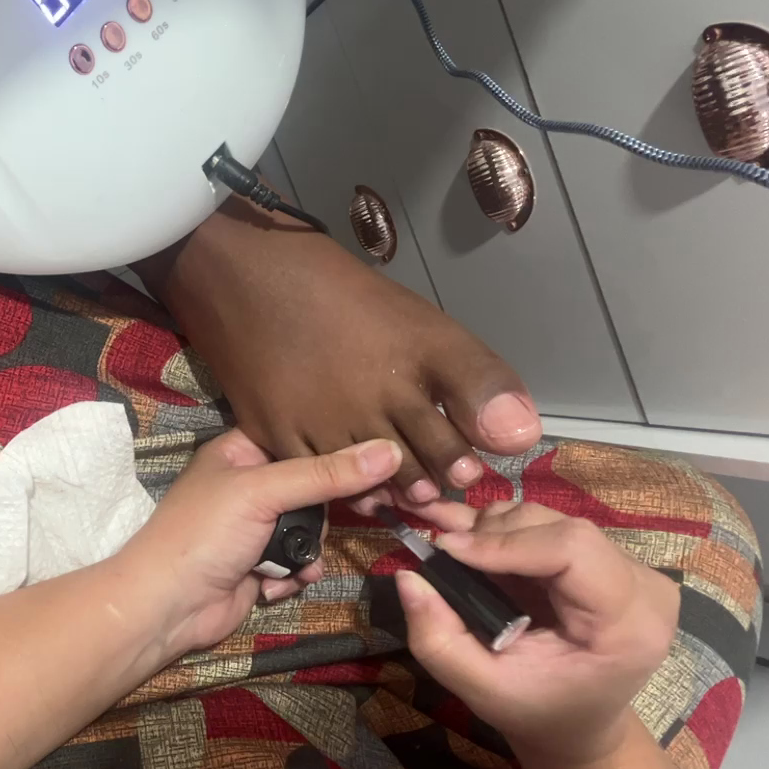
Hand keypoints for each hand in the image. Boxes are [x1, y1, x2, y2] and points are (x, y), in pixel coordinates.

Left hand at [116, 429, 400, 658]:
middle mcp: (250, 483)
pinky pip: (300, 562)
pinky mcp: (261, 563)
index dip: (342, 449)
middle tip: (370, 511)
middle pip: (314, 485)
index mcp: (240, 450)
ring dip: (309, 549)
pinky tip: (281, 583)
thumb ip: (325, 473)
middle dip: (330, 508)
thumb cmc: (204, 533)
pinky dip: (296, 574)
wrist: (167, 605)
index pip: (302, 436)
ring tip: (298, 561)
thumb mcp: (262, 492)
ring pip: (311, 528)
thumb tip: (392, 450)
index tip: (388, 460)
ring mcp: (255, 526)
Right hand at [133, 198, 540, 511]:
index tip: (470, 466)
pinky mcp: (279, 432)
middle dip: (439, 478)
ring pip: (376, 478)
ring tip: (406, 490)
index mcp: (419, 358)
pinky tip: (357, 489)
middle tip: (442, 487)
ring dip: (397, 487)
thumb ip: (473, 378)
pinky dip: (345, 489)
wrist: (244, 278)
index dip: (472, 459)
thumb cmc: (335, 291)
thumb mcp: (419, 321)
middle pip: (423, 462)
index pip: (467, 435)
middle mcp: (376, 394)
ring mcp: (324, 418)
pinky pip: (321, 480)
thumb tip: (523, 440)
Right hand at [393, 499, 678, 767]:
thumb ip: (438, 638)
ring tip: (459, 556)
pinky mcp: (601, 555)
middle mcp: (642, 586)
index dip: (505, 542)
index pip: (573, 550)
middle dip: (492, 534)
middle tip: (444, 554)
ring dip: (492, 529)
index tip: (446, 549)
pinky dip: (499, 527)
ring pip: (546, 517)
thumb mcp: (477, 687)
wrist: (574, 721)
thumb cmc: (533, 709)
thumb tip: (408, 576)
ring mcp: (625, 565)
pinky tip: (467, 541)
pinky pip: (544, 522)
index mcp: (628, 625)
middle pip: (558, 526)